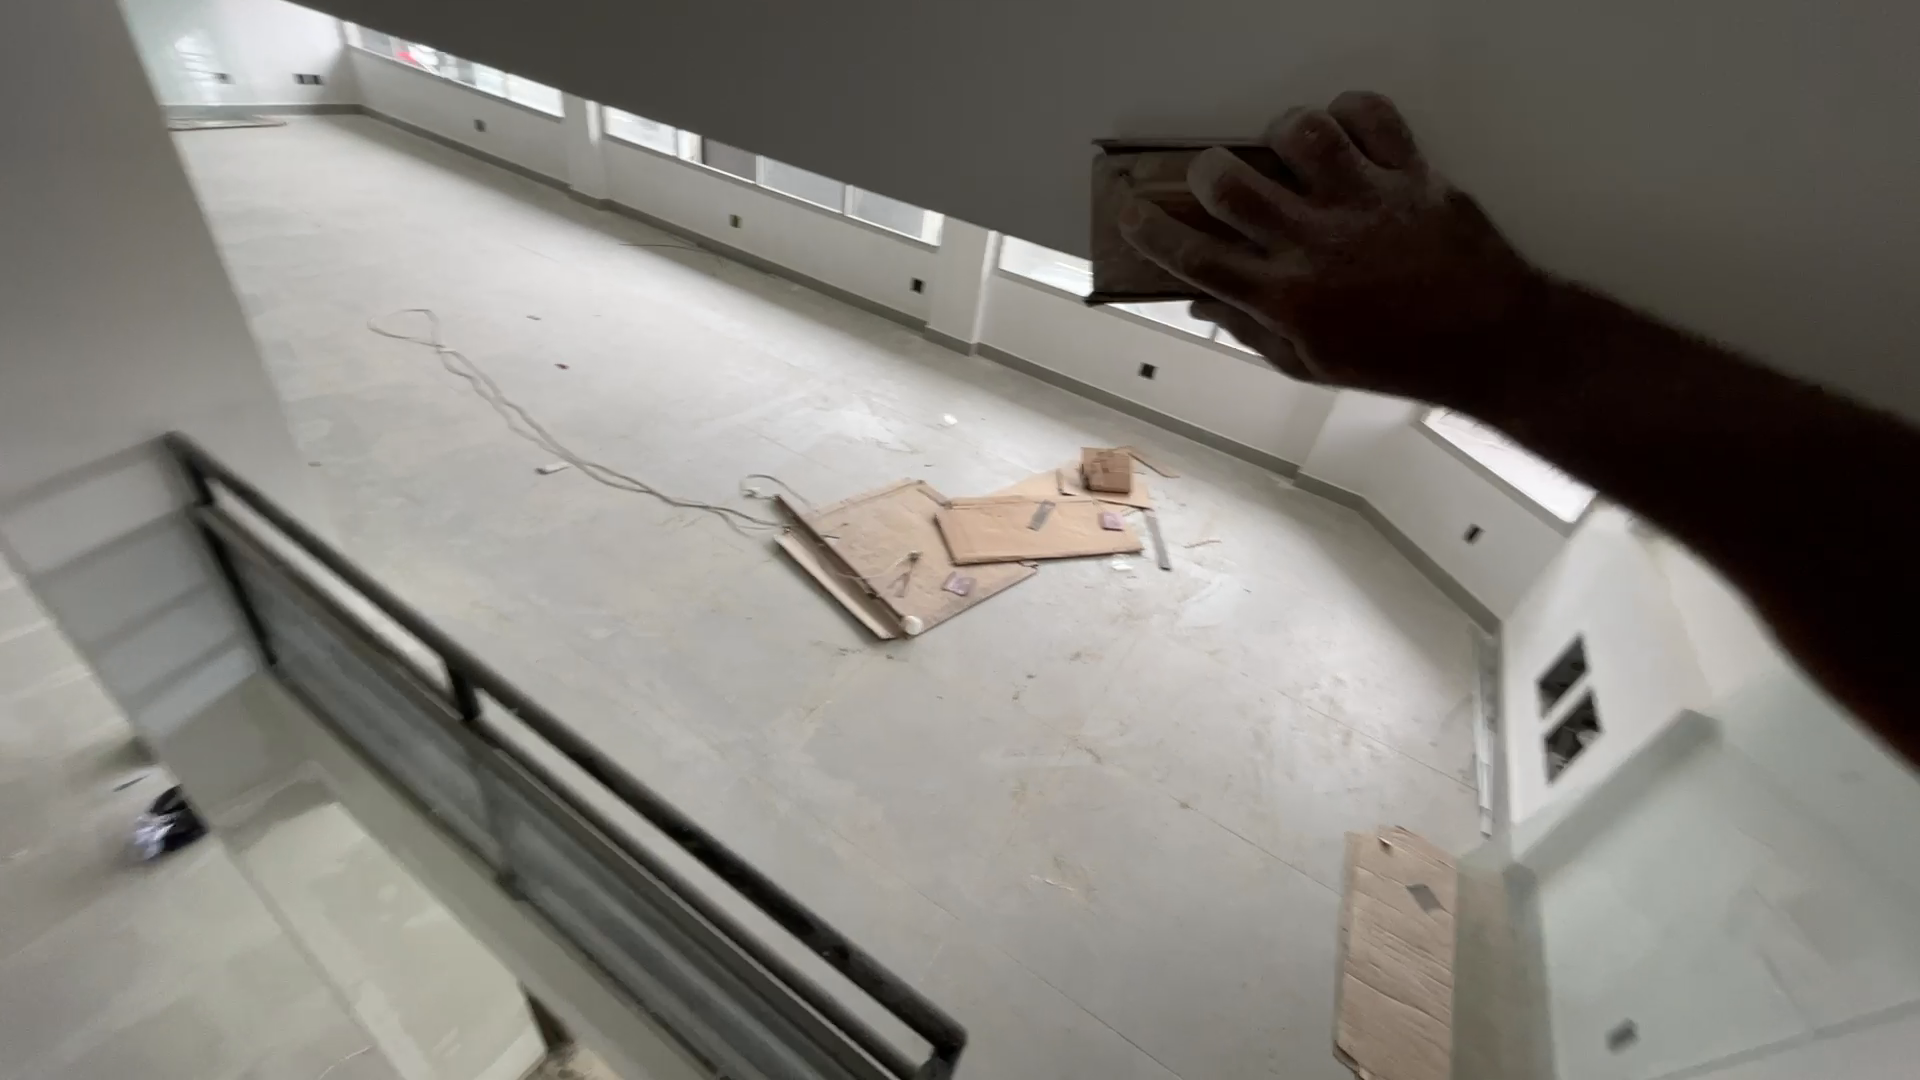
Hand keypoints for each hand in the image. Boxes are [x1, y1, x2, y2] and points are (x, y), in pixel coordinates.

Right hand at [1119, 92, 1544, 406]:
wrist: (1485, 341)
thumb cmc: (1389, 359)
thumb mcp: (1304, 362)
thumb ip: (1248, 328)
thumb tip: (1202, 301)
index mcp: (1285, 299)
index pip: (1198, 260)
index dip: (1153, 234)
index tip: (1131, 214)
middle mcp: (1317, 245)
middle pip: (1236, 187)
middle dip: (1206, 173)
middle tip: (1210, 177)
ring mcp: (1366, 205)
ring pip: (1304, 136)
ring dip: (1280, 134)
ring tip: (1283, 148)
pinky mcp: (1412, 176)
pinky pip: (1376, 117)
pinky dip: (1351, 112)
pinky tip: (1341, 133)